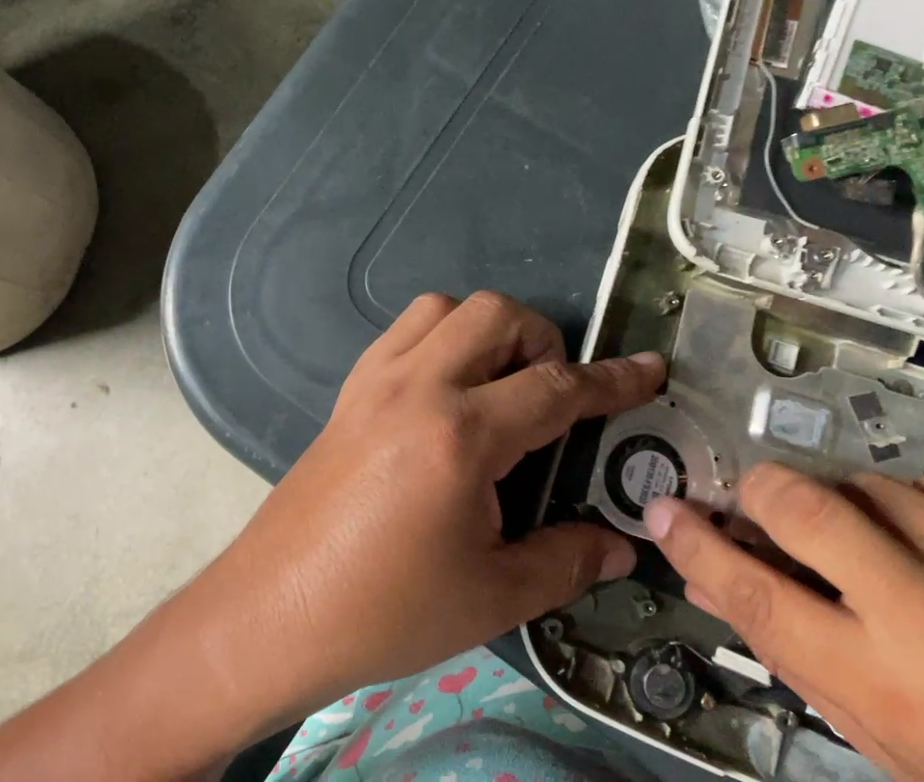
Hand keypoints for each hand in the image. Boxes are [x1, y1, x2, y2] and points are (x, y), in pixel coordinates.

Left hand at [198, 290, 664, 706]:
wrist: (274, 613)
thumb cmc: (387, 610)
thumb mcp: (493, 597)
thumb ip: (568, 559)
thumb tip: (624, 543)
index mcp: (460, 435)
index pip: (555, 388)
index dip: (611, 381)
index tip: (649, 369)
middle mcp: (416, 387)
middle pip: (495, 316)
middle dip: (543, 341)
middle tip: (554, 397)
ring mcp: (373, 383)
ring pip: (442, 309)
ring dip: (485, 331)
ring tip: (500, 388)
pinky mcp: (346, 394)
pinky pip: (401, 333)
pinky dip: (439, 341)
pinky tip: (446, 397)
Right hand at [644, 466, 923, 781]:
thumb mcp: (895, 749)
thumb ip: (798, 660)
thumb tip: (711, 584)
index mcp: (895, 689)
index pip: (758, 598)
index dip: (697, 546)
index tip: (661, 511)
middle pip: (802, 507)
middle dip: (761, 494)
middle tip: (754, 502)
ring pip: (869, 485)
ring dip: (851, 510)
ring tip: (877, 548)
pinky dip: (922, 504)